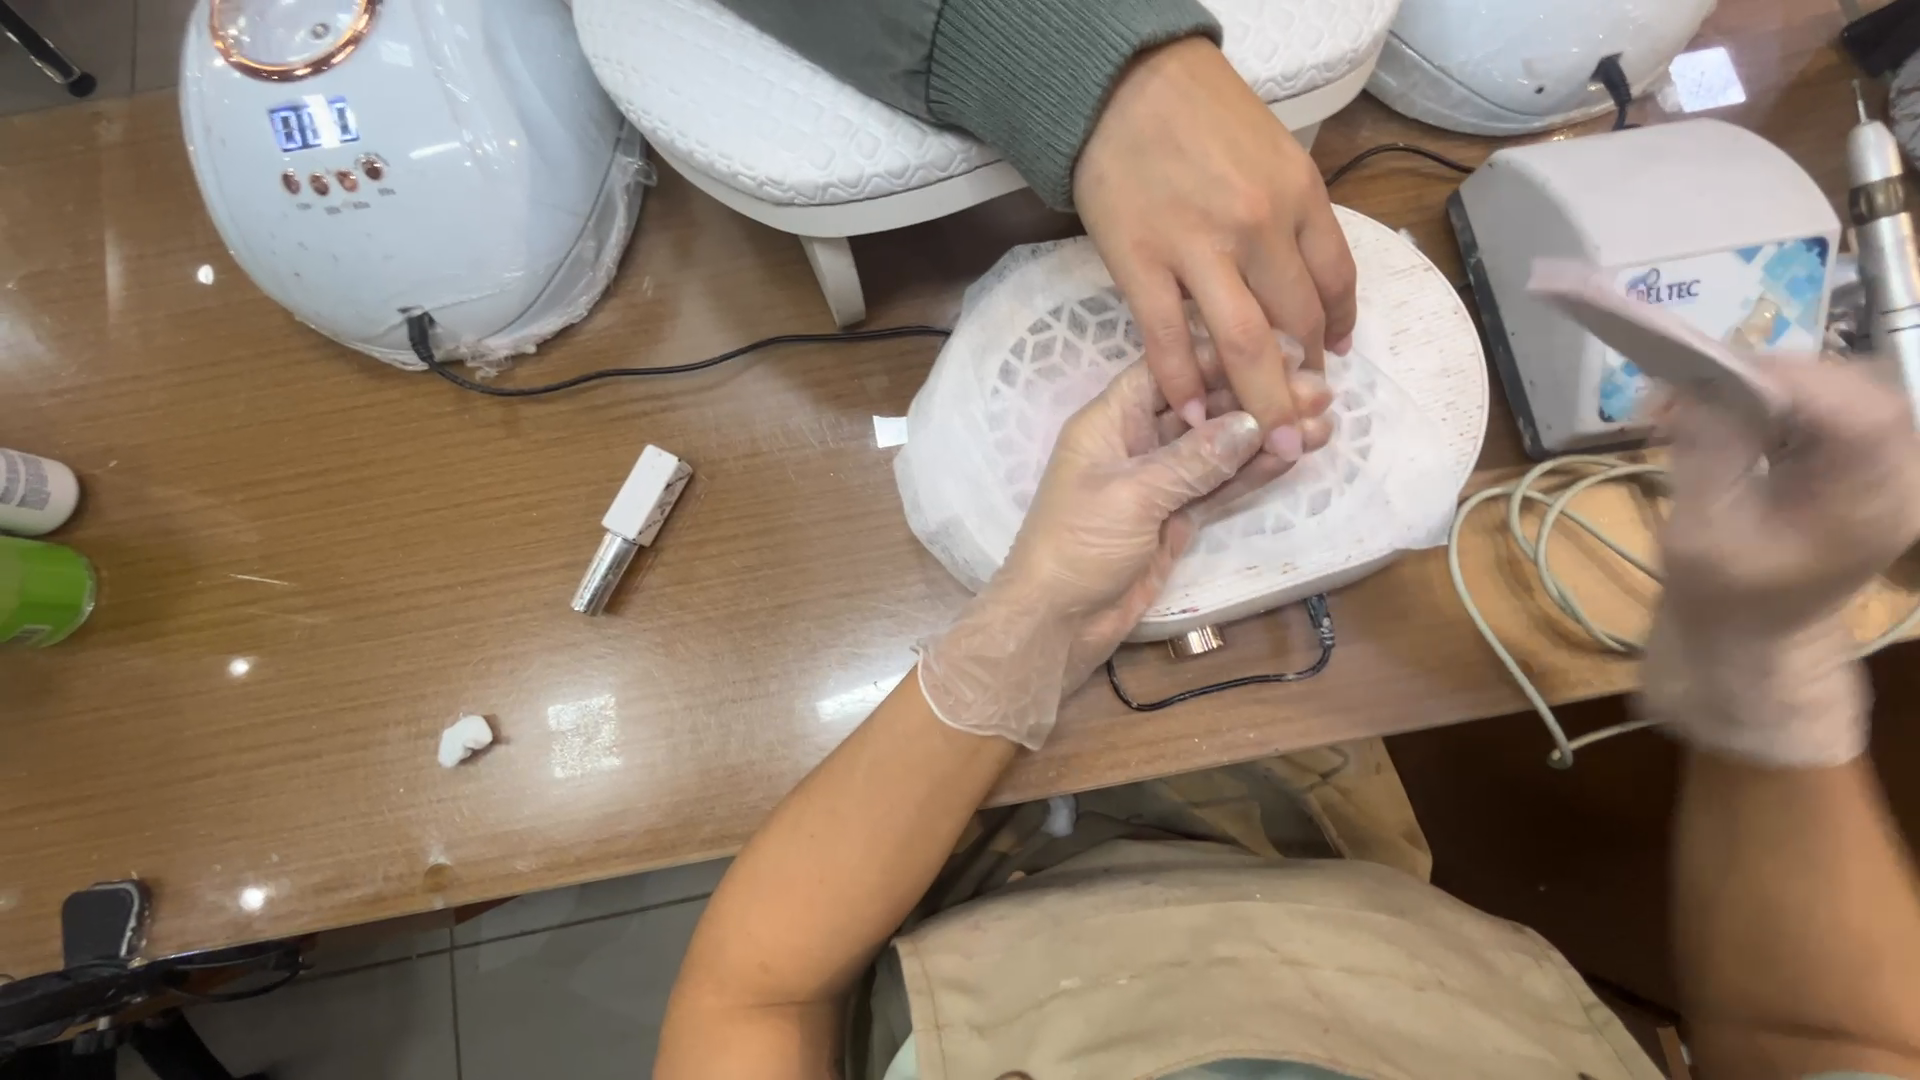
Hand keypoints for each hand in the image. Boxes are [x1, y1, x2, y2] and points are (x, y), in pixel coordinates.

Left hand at [916, 361, 1330, 748]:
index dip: (1222, 355)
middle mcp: (1136, 440)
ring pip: (1220, 447)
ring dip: (1267, 434)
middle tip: (1319, 391)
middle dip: (1256, 396)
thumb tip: (1255, 422)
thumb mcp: (1132, 495)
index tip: (1281, 347)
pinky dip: (1254, 472)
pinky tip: (1293, 455)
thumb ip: (1192, 460)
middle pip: (1202, 405)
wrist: (1057, 621)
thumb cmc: (1077, 547)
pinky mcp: (1176, 515)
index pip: (1171, 369)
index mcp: (1111, 419)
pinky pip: (1220, 485)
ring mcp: (1159, 480)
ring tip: (1323, 422)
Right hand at [1073, 37, 1354, 462]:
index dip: (1336, 332)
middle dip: (1303, 386)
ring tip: (1262, 439)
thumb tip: (1299, 275)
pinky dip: (1184, 386)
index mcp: (1298, 195)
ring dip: (1257, 401)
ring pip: (1242, 345)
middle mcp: (1259, 228)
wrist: (1121, 88)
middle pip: (1295, 326)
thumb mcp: (1271, 150)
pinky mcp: (1141, 268)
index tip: (1328, 362)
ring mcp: (1198, 251)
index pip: (1334, 282)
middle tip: (1301, 426)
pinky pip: (1169, 341)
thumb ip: (1291, 212)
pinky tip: (1194, 416)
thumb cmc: (1198, 114)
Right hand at [1642, 358, 1919, 766]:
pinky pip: (1825, 412)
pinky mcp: (1853, 467)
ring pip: (1842, 393)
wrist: (1751, 637)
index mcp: (1871, 500)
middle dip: (1772, 376)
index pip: (1858, 412)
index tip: (1707, 376)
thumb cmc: (1721, 597)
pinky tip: (1725, 416)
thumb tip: (1697, 392)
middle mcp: (1895, 476)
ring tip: (1699, 399)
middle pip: (1858, 391)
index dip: (1788, 380)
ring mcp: (1880, 469)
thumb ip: (1708, 459)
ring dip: (1767, 385)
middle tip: (1693, 385)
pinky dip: (1772, 402)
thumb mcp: (1700, 533)